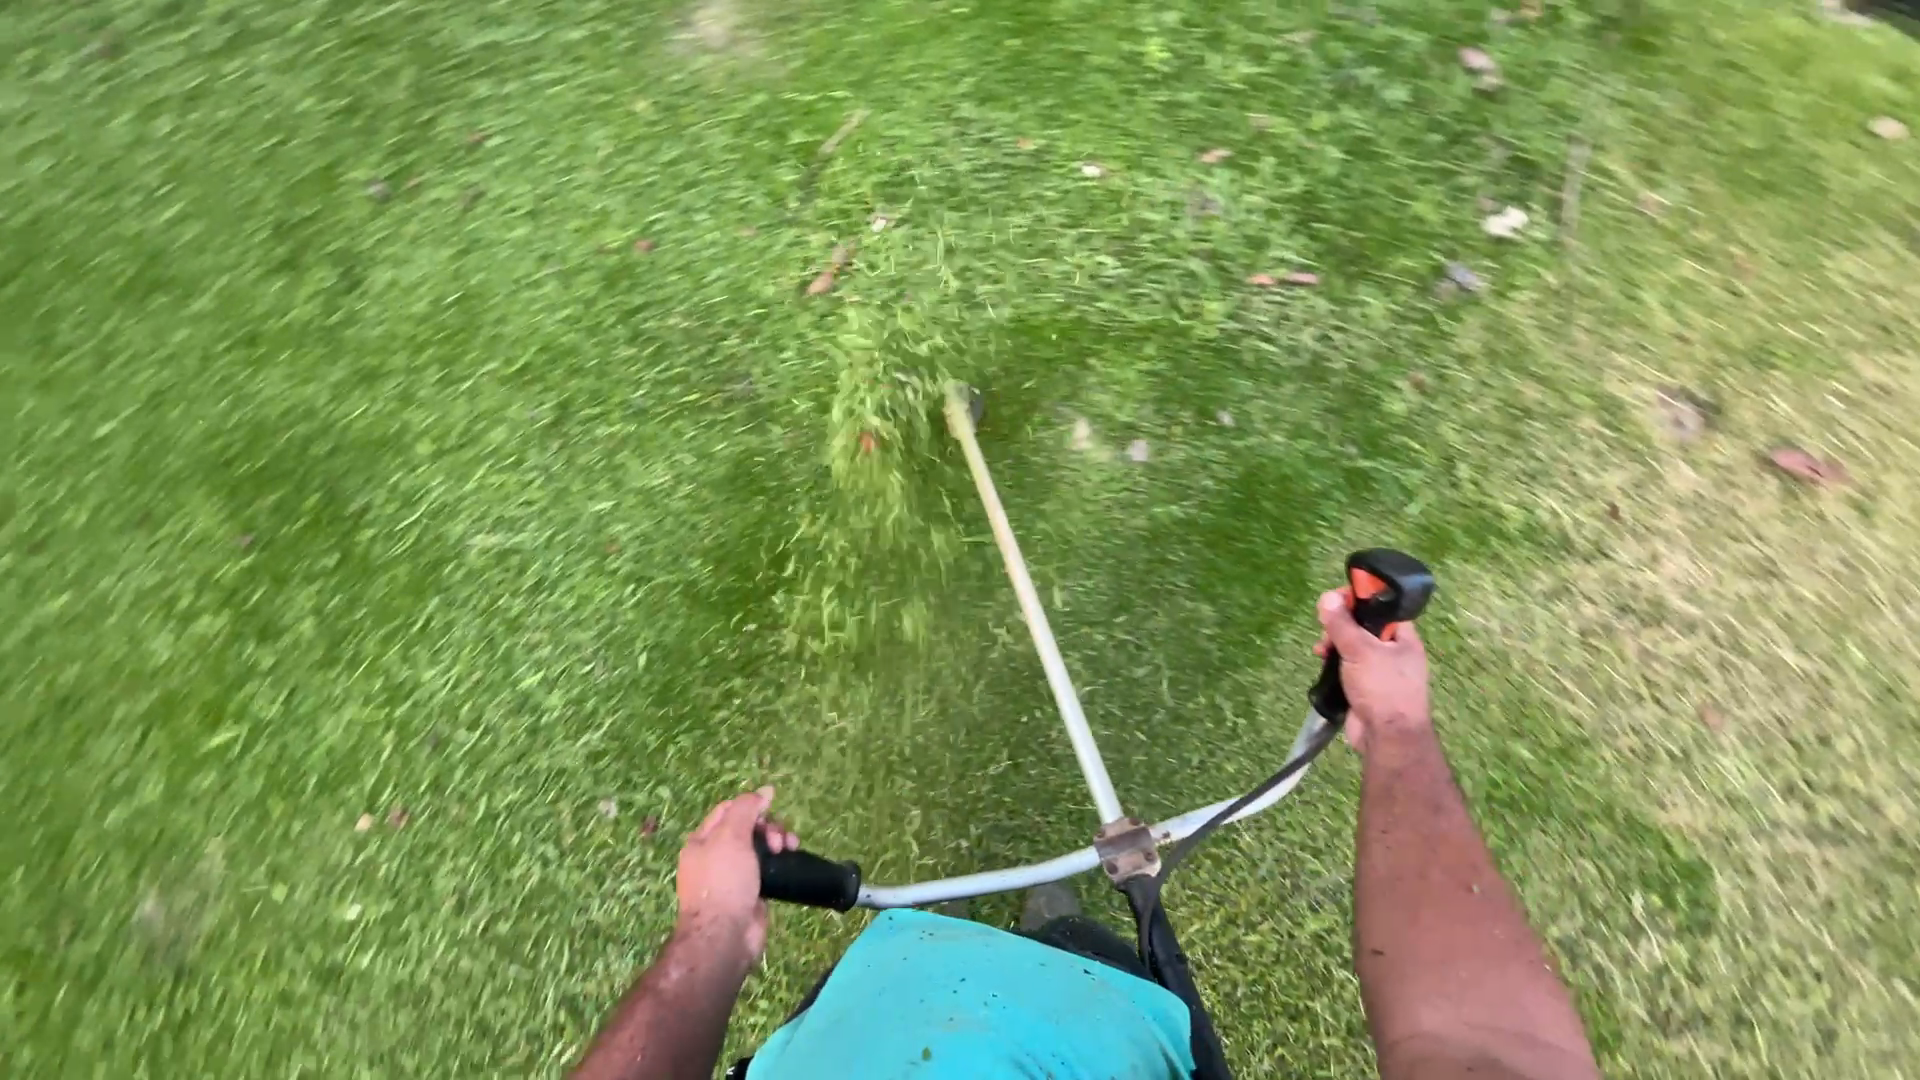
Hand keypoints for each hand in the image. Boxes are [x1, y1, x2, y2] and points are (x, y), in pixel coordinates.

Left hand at [674, 786, 798, 961]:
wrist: (725, 936)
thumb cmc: (723, 881)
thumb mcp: (731, 836)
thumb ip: (747, 808)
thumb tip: (765, 790)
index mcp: (702, 841)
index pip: (728, 810)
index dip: (751, 806)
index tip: (770, 809)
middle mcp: (715, 856)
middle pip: (747, 827)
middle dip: (768, 826)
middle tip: (779, 839)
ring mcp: (733, 875)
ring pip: (760, 846)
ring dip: (778, 840)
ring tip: (789, 848)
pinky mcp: (750, 891)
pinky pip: (767, 867)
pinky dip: (780, 861)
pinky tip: (790, 860)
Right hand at [1313, 588, 1430, 753]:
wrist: (1387, 736)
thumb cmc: (1382, 688)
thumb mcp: (1360, 650)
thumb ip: (1342, 623)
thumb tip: (1328, 597)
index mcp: (1403, 638)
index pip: (1381, 607)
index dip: (1359, 599)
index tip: (1336, 600)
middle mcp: (1393, 651)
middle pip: (1362, 625)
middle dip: (1340, 624)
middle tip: (1326, 629)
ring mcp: (1379, 669)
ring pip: (1351, 645)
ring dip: (1333, 643)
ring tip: (1321, 650)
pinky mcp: (1364, 685)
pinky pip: (1346, 664)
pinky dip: (1334, 661)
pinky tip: (1323, 663)